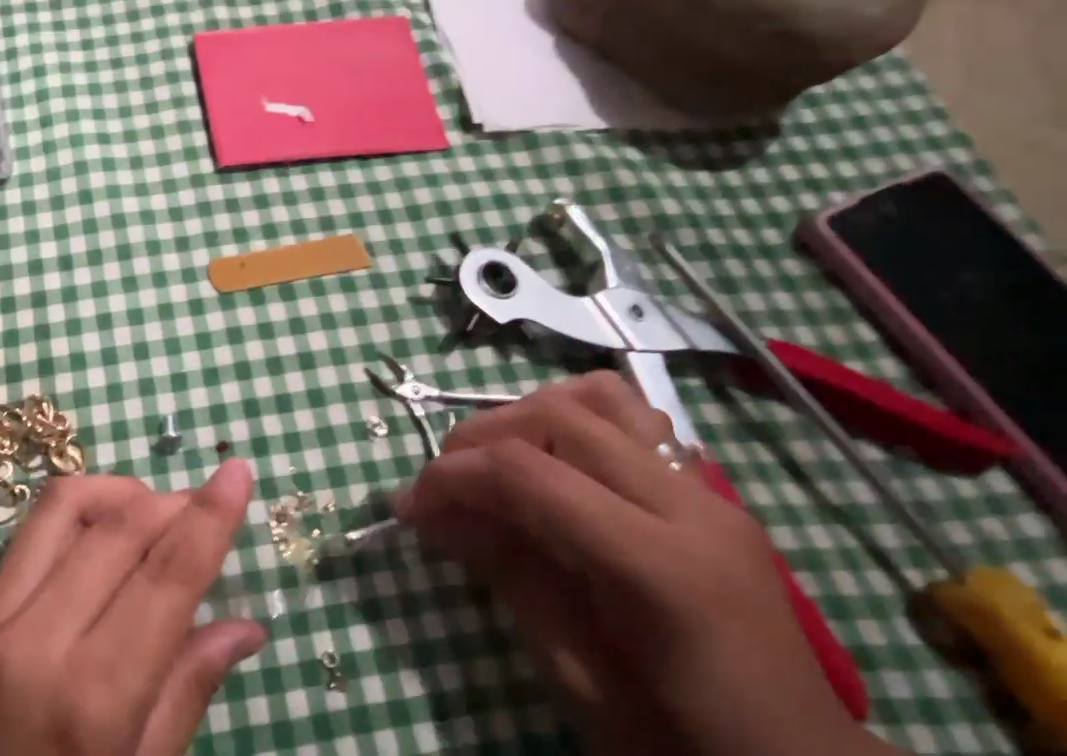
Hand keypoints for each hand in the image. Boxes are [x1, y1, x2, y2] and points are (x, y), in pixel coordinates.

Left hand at [0, 462, 264, 755]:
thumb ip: (183, 694)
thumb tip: (245, 626)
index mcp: (95, 696)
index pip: (167, 576)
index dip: (211, 517)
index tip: (239, 471)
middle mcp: (42, 639)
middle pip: (120, 530)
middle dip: (174, 502)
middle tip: (208, 503)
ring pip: (64, 508)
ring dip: (120, 492)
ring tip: (155, 510)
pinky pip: (27, 532)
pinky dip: (74, 510)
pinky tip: (99, 531)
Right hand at [394, 373, 899, 755]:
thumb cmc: (677, 739)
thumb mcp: (575, 676)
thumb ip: (508, 576)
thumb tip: (434, 513)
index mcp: (656, 567)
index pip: (528, 474)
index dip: (452, 477)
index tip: (409, 506)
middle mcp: (688, 507)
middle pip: (557, 417)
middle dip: (477, 437)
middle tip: (440, 486)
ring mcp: (709, 493)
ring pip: (599, 399)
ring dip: (526, 414)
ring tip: (493, 459)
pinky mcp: (712, 493)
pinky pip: (635, 422)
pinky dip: (575, 420)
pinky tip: (552, 461)